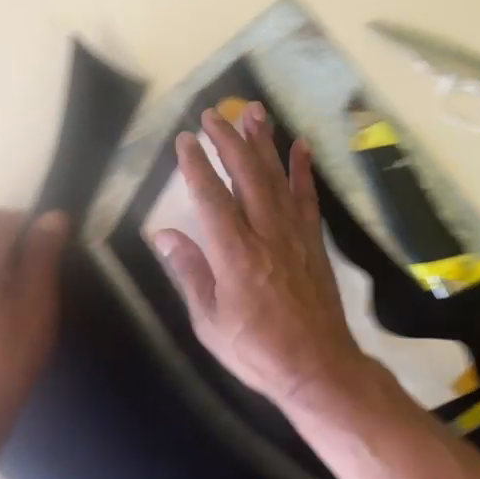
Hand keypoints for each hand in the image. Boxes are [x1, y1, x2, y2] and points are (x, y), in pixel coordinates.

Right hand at [150, 103, 374, 407]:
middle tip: (213, 115)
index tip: (186, 139)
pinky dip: (303, 169)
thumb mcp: (209, 322)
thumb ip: (189, 273)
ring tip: (253, 112)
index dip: (196, 165)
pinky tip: (300, 145)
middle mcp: (266, 234)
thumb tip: (162, 234)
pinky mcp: (313, 240)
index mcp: (235, 255)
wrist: (317, 366)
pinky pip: (307, 196)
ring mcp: (294, 234)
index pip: (211, 198)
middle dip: (228, 141)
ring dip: (263, 143)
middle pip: (246, 175)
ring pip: (277, 178)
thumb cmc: (256, 350)